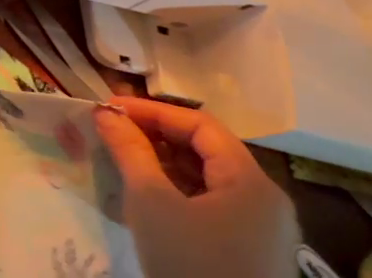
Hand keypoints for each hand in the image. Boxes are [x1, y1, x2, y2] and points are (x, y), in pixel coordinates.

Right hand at [94, 96, 299, 277]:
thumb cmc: (190, 262)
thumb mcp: (150, 201)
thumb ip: (129, 150)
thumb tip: (105, 112)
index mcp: (251, 181)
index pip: (200, 124)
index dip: (152, 110)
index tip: (108, 109)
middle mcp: (266, 198)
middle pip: (208, 147)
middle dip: (157, 133)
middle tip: (112, 131)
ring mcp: (264, 226)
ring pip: (209, 175)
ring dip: (165, 160)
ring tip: (123, 157)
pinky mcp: (253, 248)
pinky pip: (215, 201)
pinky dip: (180, 187)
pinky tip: (149, 192)